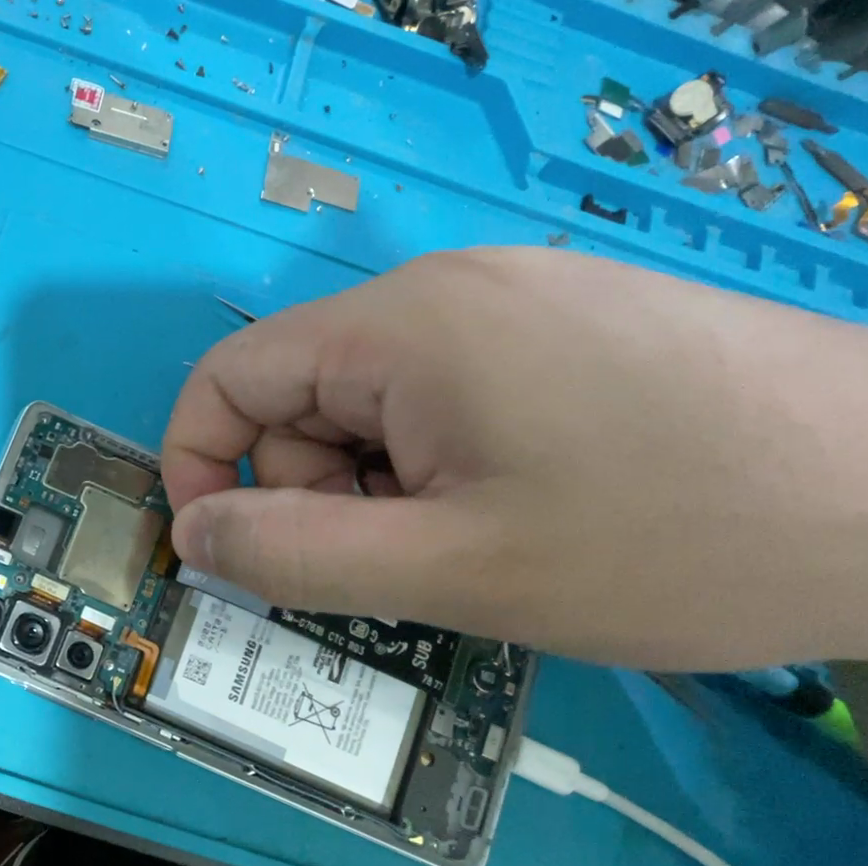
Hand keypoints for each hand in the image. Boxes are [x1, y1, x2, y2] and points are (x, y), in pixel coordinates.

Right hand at [162, 248, 867, 668]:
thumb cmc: (676, 538)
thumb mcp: (454, 570)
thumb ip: (293, 556)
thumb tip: (191, 532)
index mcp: (402, 326)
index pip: (227, 376)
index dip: (198, 464)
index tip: (227, 548)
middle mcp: (444, 292)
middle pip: (299, 397)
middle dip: (311, 490)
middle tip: (397, 559)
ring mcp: (509, 305)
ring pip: (368, 407)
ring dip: (377, 486)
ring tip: (470, 542)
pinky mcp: (559, 331)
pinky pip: (438, 399)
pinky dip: (435, 465)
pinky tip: (516, 508)